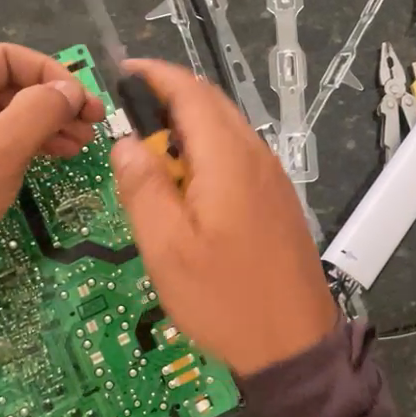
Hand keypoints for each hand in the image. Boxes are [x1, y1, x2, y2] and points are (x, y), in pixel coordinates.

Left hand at [0, 44, 105, 306]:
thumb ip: (38, 112)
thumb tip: (71, 89)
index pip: (8, 58)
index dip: (50, 72)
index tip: (82, 101)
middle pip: (13, 85)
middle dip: (55, 101)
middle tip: (93, 125)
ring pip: (13, 115)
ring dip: (50, 124)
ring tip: (83, 144)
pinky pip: (4, 142)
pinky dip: (34, 144)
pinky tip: (59, 155)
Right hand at [111, 59, 338, 374]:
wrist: (294, 343)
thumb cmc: (224, 298)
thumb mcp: (167, 249)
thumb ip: (143, 188)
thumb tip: (125, 142)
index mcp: (228, 158)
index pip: (191, 92)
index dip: (155, 75)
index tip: (122, 73)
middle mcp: (256, 156)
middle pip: (211, 105)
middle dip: (168, 100)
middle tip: (127, 120)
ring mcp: (272, 177)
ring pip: (226, 130)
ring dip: (186, 130)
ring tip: (149, 157)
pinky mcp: (278, 198)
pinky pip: (238, 156)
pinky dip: (206, 153)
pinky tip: (186, 187)